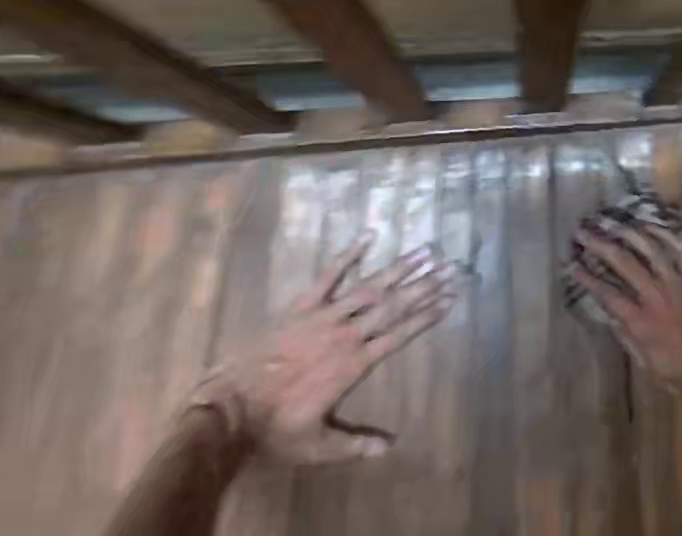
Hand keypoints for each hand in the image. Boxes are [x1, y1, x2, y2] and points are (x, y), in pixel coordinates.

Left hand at [194, 234, 459, 464]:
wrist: (230, 407)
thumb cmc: (275, 428)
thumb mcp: (317, 446)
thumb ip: (355, 444)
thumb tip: (390, 447)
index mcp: (354, 364)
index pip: (399, 334)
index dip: (427, 316)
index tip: (450, 298)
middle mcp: (347, 333)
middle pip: (393, 305)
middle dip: (425, 286)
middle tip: (451, 267)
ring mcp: (325, 314)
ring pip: (370, 286)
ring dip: (399, 268)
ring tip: (425, 251)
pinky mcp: (302, 304)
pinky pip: (330, 273)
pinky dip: (350, 253)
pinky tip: (370, 235)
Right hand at [570, 219, 681, 394]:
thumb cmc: (677, 370)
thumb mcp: (645, 363)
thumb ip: (625, 334)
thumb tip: (607, 310)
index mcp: (642, 322)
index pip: (608, 294)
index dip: (587, 278)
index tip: (572, 264)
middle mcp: (657, 297)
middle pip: (625, 263)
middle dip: (601, 244)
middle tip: (583, 232)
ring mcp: (676, 283)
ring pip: (651, 249)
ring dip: (628, 232)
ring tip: (611, 222)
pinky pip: (679, 250)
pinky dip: (665, 234)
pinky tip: (649, 225)